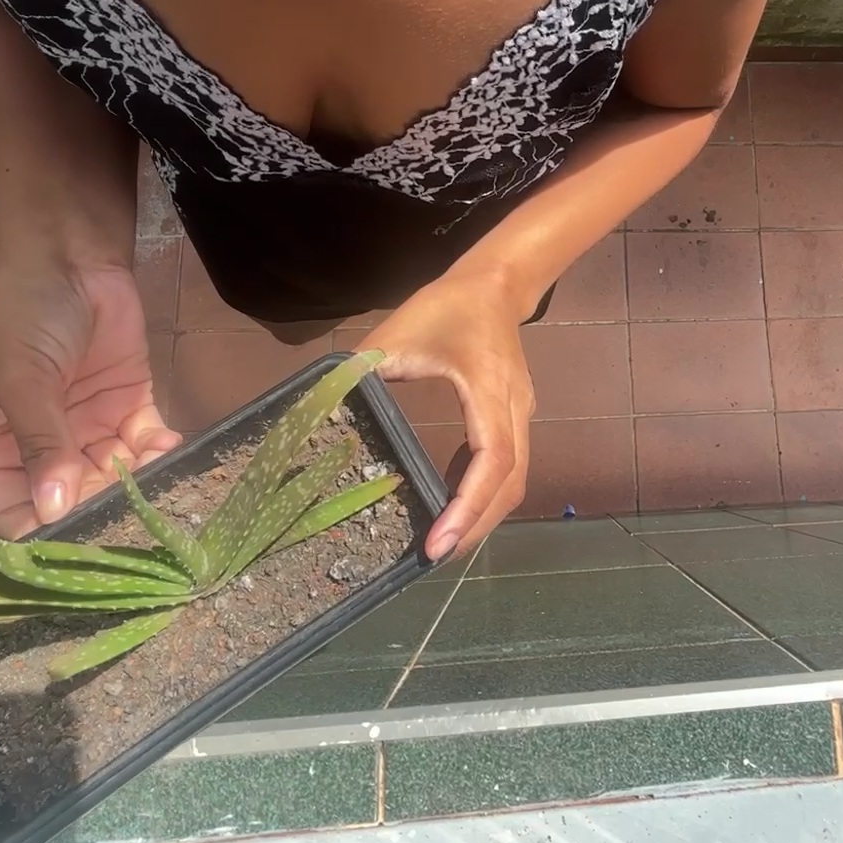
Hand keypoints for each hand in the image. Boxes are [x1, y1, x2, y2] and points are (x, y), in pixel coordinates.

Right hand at [0, 251, 180, 537]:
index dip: (35, 527)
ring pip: (112, 471)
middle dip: (97, 507)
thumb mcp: (19, 377)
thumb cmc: (24, 314)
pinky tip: (172, 452)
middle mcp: (41, 439)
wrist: (73, 259)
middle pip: (69, 493)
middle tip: (129, 518)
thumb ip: (40, 441)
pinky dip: (159, 450)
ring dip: (134, 482)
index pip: (7, 503)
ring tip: (157, 485)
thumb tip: (52, 509)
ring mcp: (88, 421)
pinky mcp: (130, 401)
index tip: (69, 547)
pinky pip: (145, 439)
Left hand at [360, 270, 534, 560]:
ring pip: (514, 480)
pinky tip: (453, 501)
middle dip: (476, 526)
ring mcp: (521, 414)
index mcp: (487, 389)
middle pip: (510, 484)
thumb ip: (361, 377)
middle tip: (434, 556)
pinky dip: (484, 493)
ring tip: (443, 540)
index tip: (437, 545)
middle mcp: (514, 410)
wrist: (496, 286)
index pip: (490, 460)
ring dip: (483, 515)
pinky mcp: (515, 416)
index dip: (467, 507)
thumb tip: (321, 420)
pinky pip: (508, 466)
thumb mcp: (396, 337)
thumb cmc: (446, 306)